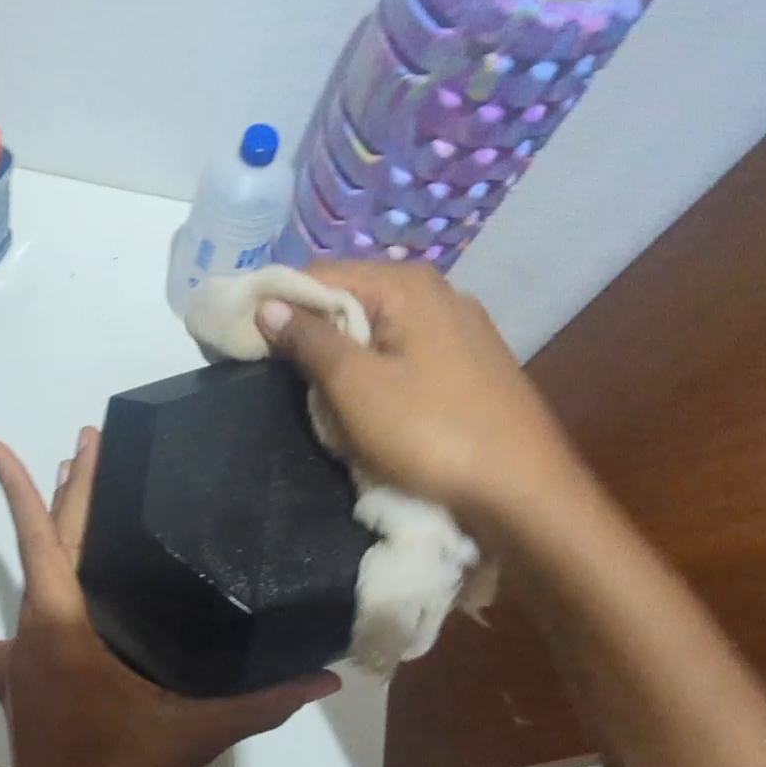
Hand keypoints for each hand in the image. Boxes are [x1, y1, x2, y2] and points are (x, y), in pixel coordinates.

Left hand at [0, 429, 340, 766]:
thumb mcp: (196, 733)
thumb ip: (262, 701)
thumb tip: (328, 678)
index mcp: (68, 627)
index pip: (52, 540)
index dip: (43, 487)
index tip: (45, 442)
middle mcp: (34, 628)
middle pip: (45, 545)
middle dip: (65, 488)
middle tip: (86, 442)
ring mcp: (14, 655)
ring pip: (19, 577)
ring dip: (32, 531)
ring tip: (50, 487)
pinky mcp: (6, 680)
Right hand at [257, 261, 583, 522]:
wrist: (521, 492)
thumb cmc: (430, 433)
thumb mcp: (355, 386)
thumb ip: (309, 339)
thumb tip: (267, 305)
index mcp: (407, 285)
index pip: (319, 274)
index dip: (276, 305)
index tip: (244, 344)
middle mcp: (436, 293)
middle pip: (348, 300)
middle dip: (308, 335)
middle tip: (279, 380)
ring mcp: (458, 329)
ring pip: (374, 331)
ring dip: (340, 360)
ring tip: (320, 400)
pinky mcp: (468, 364)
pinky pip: (401, 355)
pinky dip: (373, 374)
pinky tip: (367, 408)